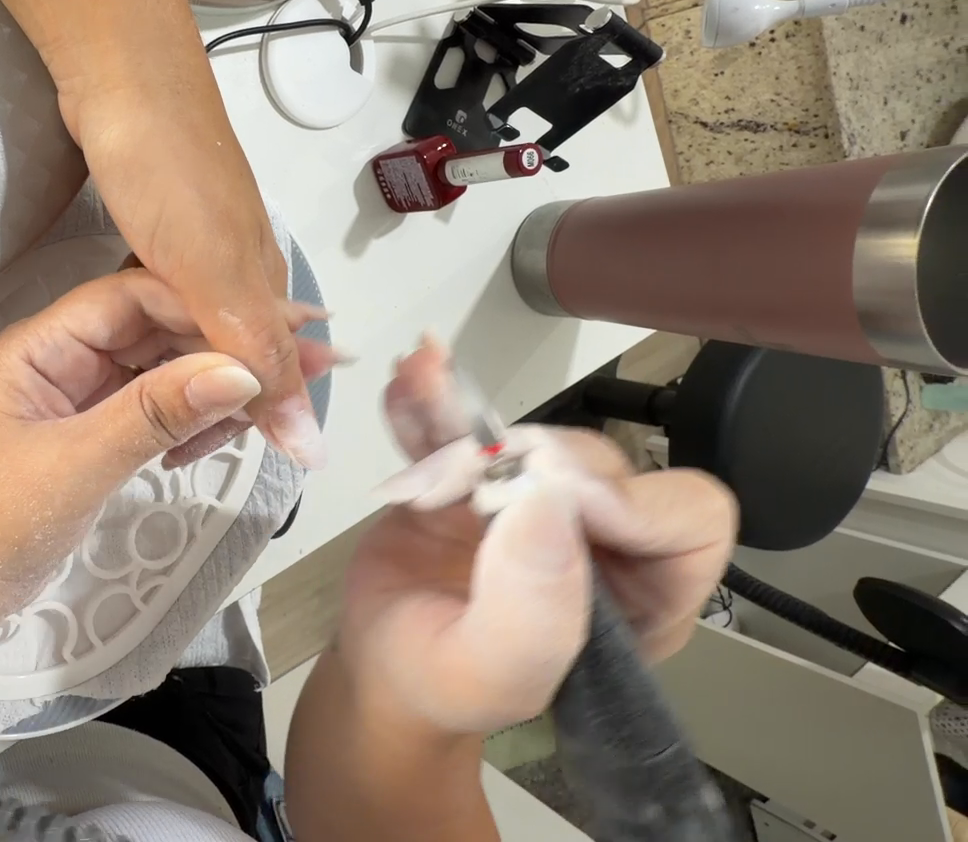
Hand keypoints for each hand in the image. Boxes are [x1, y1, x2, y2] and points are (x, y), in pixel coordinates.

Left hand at [0, 268, 336, 623]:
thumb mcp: (76, 466)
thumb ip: (156, 413)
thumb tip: (244, 370)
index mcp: (44, 344)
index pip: (133, 298)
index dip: (205, 306)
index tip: (280, 327)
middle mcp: (66, 355)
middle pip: (158, 330)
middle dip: (228, 345)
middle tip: (316, 360)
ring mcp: (83, 393)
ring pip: (164, 369)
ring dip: (222, 383)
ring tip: (292, 397)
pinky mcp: (97, 429)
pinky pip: (157, 407)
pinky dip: (196, 416)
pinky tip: (235, 429)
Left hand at [64, 83, 323, 470]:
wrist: (121, 78)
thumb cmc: (166, 174)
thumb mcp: (212, 272)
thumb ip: (256, 352)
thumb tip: (310, 443)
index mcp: (258, 285)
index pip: (264, 374)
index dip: (240, 418)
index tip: (195, 457)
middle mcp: (239, 268)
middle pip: (238, 354)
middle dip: (213, 401)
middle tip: (174, 445)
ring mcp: (199, 244)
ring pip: (203, 327)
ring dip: (185, 370)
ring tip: (157, 407)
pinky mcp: (162, 226)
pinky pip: (171, 297)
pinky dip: (158, 329)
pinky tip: (141, 342)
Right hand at [337, 341, 737, 734]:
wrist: (380, 662)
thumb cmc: (441, 683)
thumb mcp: (492, 674)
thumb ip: (533, 610)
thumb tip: (545, 499)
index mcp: (636, 595)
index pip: (679, 518)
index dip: (622, 496)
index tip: (536, 494)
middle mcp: (592, 539)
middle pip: (590, 462)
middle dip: (516, 457)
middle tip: (444, 482)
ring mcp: (523, 502)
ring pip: (517, 433)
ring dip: (464, 408)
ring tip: (418, 378)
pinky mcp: (466, 481)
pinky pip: (454, 430)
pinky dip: (426, 404)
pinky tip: (401, 383)